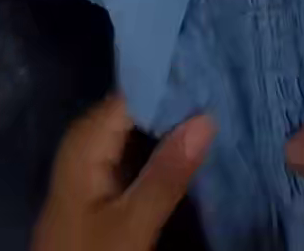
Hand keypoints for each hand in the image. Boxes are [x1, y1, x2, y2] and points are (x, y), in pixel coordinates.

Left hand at [32, 95, 214, 250]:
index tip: (209, 76)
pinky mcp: (99, 186)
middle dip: (174, 104)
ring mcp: (91, 164)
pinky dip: (159, 147)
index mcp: (85, 138)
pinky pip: (133, 151)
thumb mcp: (131, 227)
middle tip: (217, 94)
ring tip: (212, 112)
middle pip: (136, 108)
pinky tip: (188, 147)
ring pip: (137, 130)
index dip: (172, 83)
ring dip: (170, 126)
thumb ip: (168, 173)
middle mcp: (85, 141)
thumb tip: (207, 116)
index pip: (135, 92)